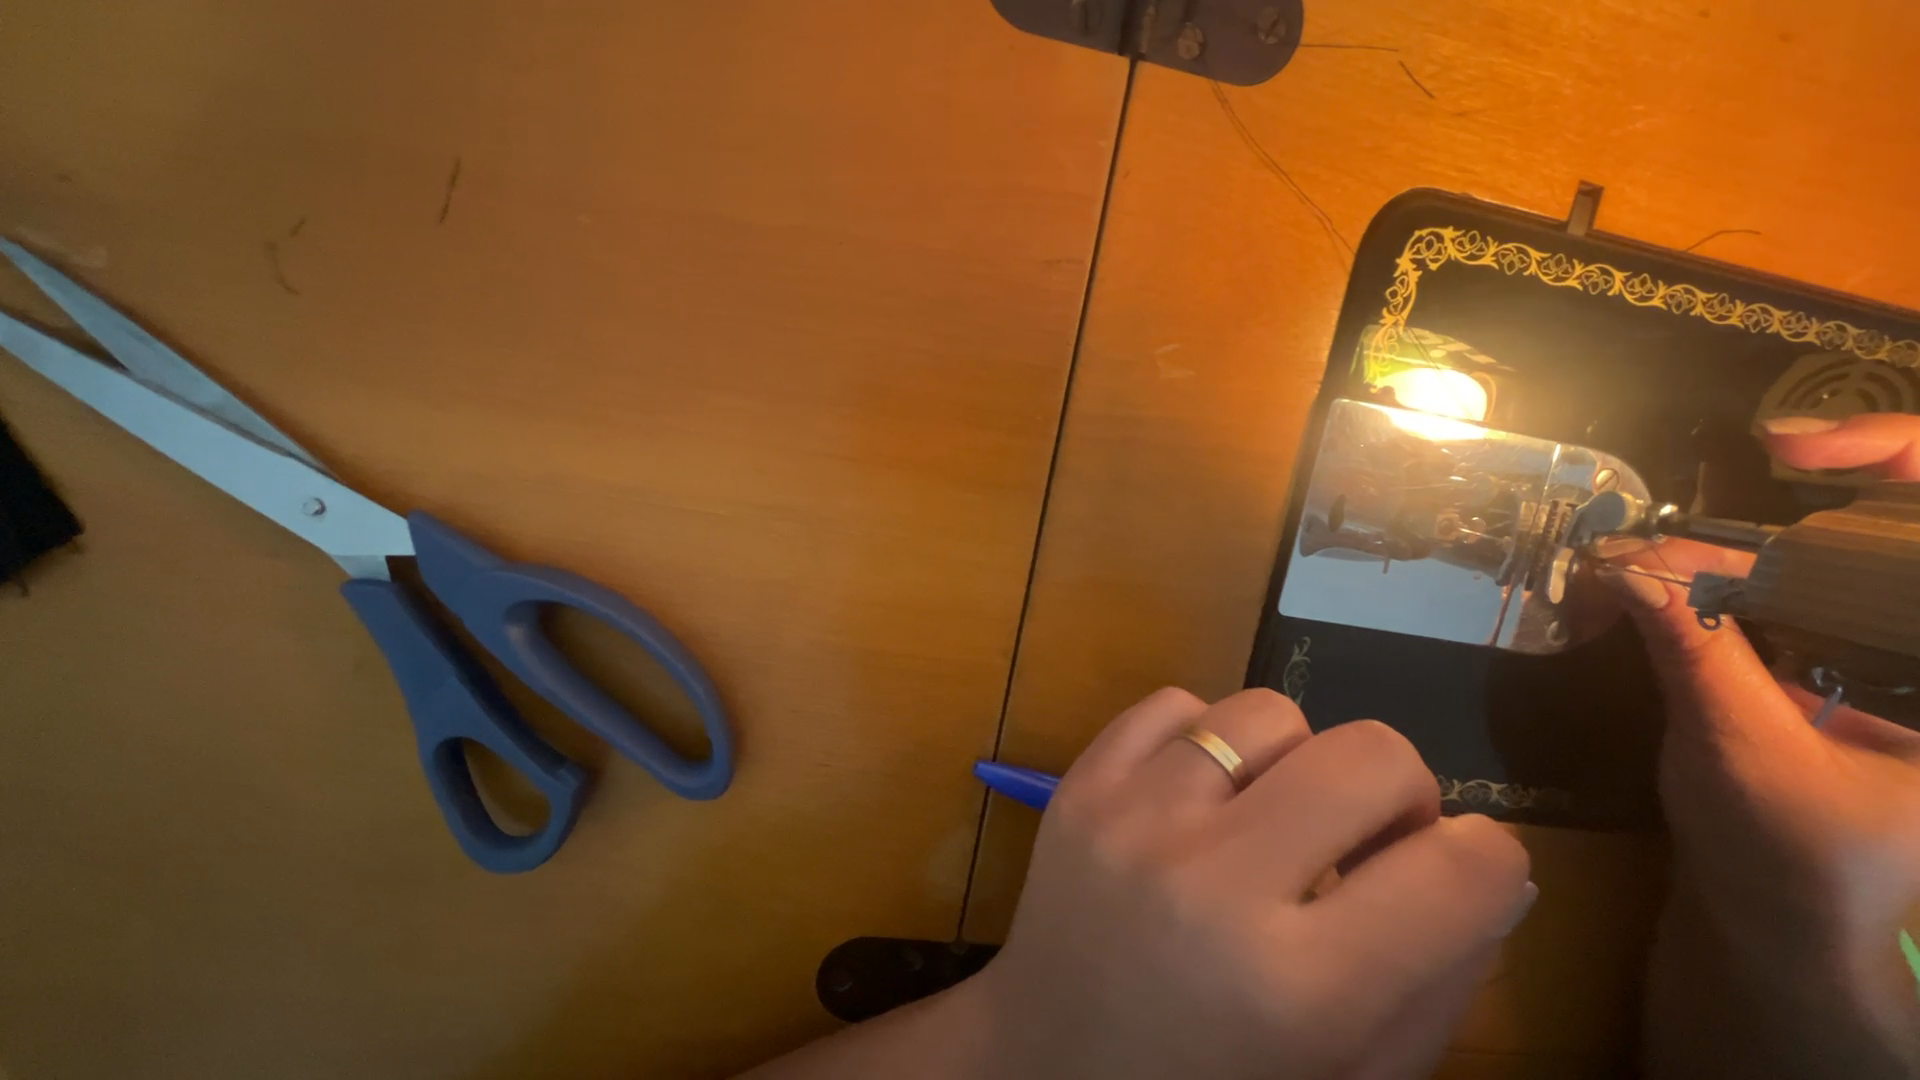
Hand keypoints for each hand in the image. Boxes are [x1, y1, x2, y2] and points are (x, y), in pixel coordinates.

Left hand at [973, 688, 1533, 1079]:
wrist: (1047, 1063)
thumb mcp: (1353, 1073)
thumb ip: (1442, 977)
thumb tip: (1491, 860)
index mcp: (1298, 985)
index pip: (1460, 868)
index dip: (1486, 859)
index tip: (1460, 868)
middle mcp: (1211, 879)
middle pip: (1369, 754)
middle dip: (1399, 792)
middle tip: (1366, 839)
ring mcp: (1132, 817)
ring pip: (1268, 712)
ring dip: (1296, 760)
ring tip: (1270, 817)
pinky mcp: (1078, 783)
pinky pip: (1174, 704)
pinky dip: (1205, 739)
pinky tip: (1200, 796)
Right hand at [1605, 413, 1919, 1078]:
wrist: (1781, 922)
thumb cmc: (1792, 860)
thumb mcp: (1744, 752)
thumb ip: (1693, 650)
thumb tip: (1624, 563)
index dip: (1899, 462)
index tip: (1788, 450)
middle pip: (1886, 537)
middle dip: (1802, 509)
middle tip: (1692, 524)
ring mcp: (1893, 662)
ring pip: (1844, 560)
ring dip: (1747, 547)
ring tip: (1656, 560)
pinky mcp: (1852, 668)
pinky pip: (1803, 592)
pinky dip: (1735, 575)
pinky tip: (1672, 588)